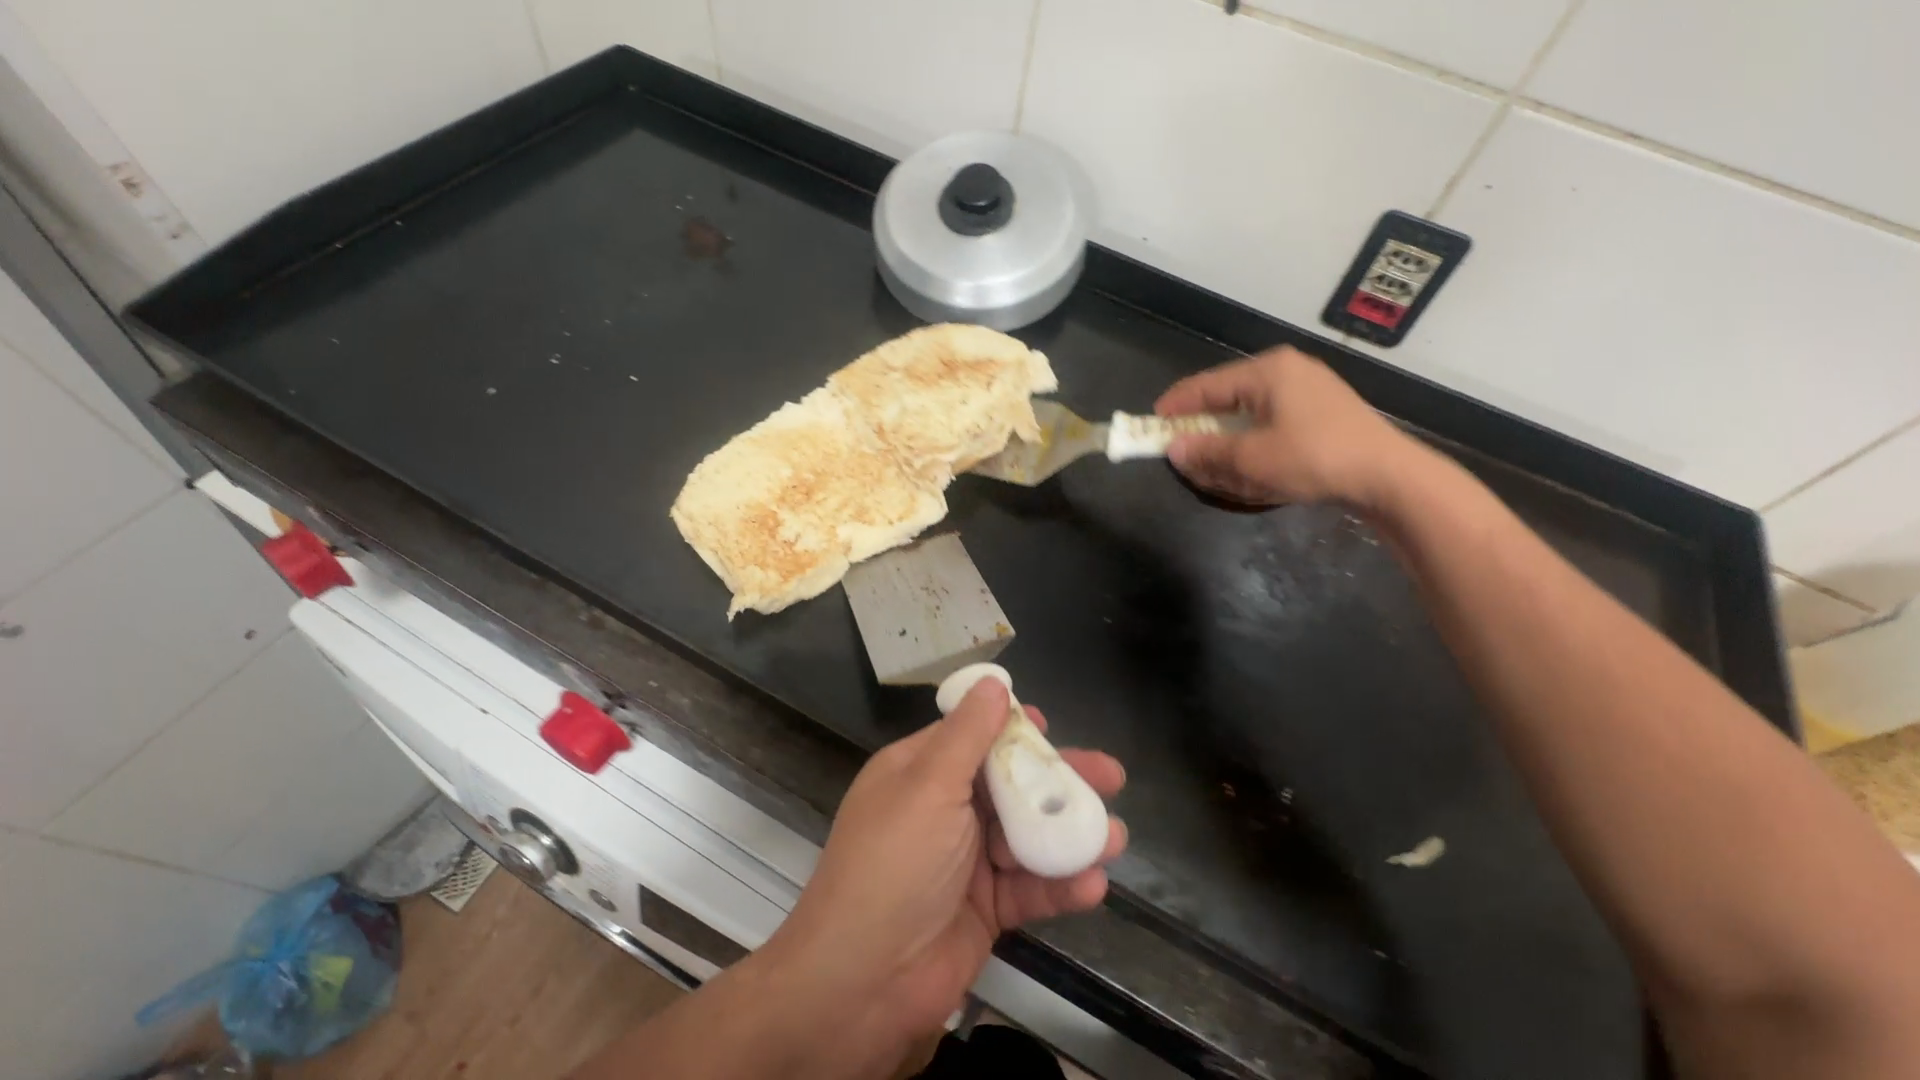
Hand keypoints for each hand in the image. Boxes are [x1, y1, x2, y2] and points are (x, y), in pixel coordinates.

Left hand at [763, 680, 1125, 1060]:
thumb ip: (967, 736)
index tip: (1051, 727)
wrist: (862, 982)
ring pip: (1028, 839)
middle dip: (1060, 782)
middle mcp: (943, 813)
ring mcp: (965, 864)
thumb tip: (992, 682)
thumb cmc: (893, 866)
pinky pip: (1029, 890)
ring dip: (1070, 837)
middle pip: (1011, 786)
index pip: (972, 738)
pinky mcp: (986, 912)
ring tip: (1114, 839)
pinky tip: (1092, 885)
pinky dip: (1060, 887)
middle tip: (1114, 776)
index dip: (1013, 730)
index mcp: (919, 775)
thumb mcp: (928, 787)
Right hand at [1155, 346, 1420, 509]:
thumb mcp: (1253, 459)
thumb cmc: (1315, 458)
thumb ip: (1208, 453)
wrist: (1389, 477)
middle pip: (1229, 399)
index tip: (1151, 425)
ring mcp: (1310, 392)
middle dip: (1204, 430)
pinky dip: (1256, 446)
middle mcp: (1287, 373)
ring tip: (1215, 469)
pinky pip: (1275, 426)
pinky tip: (1252, 470)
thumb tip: (1173, 450)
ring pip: (1252, 416)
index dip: (1176, 406)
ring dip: (1230, 443)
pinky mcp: (1324, 415)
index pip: (1206, 385)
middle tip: (1183, 454)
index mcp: (1268, 372)